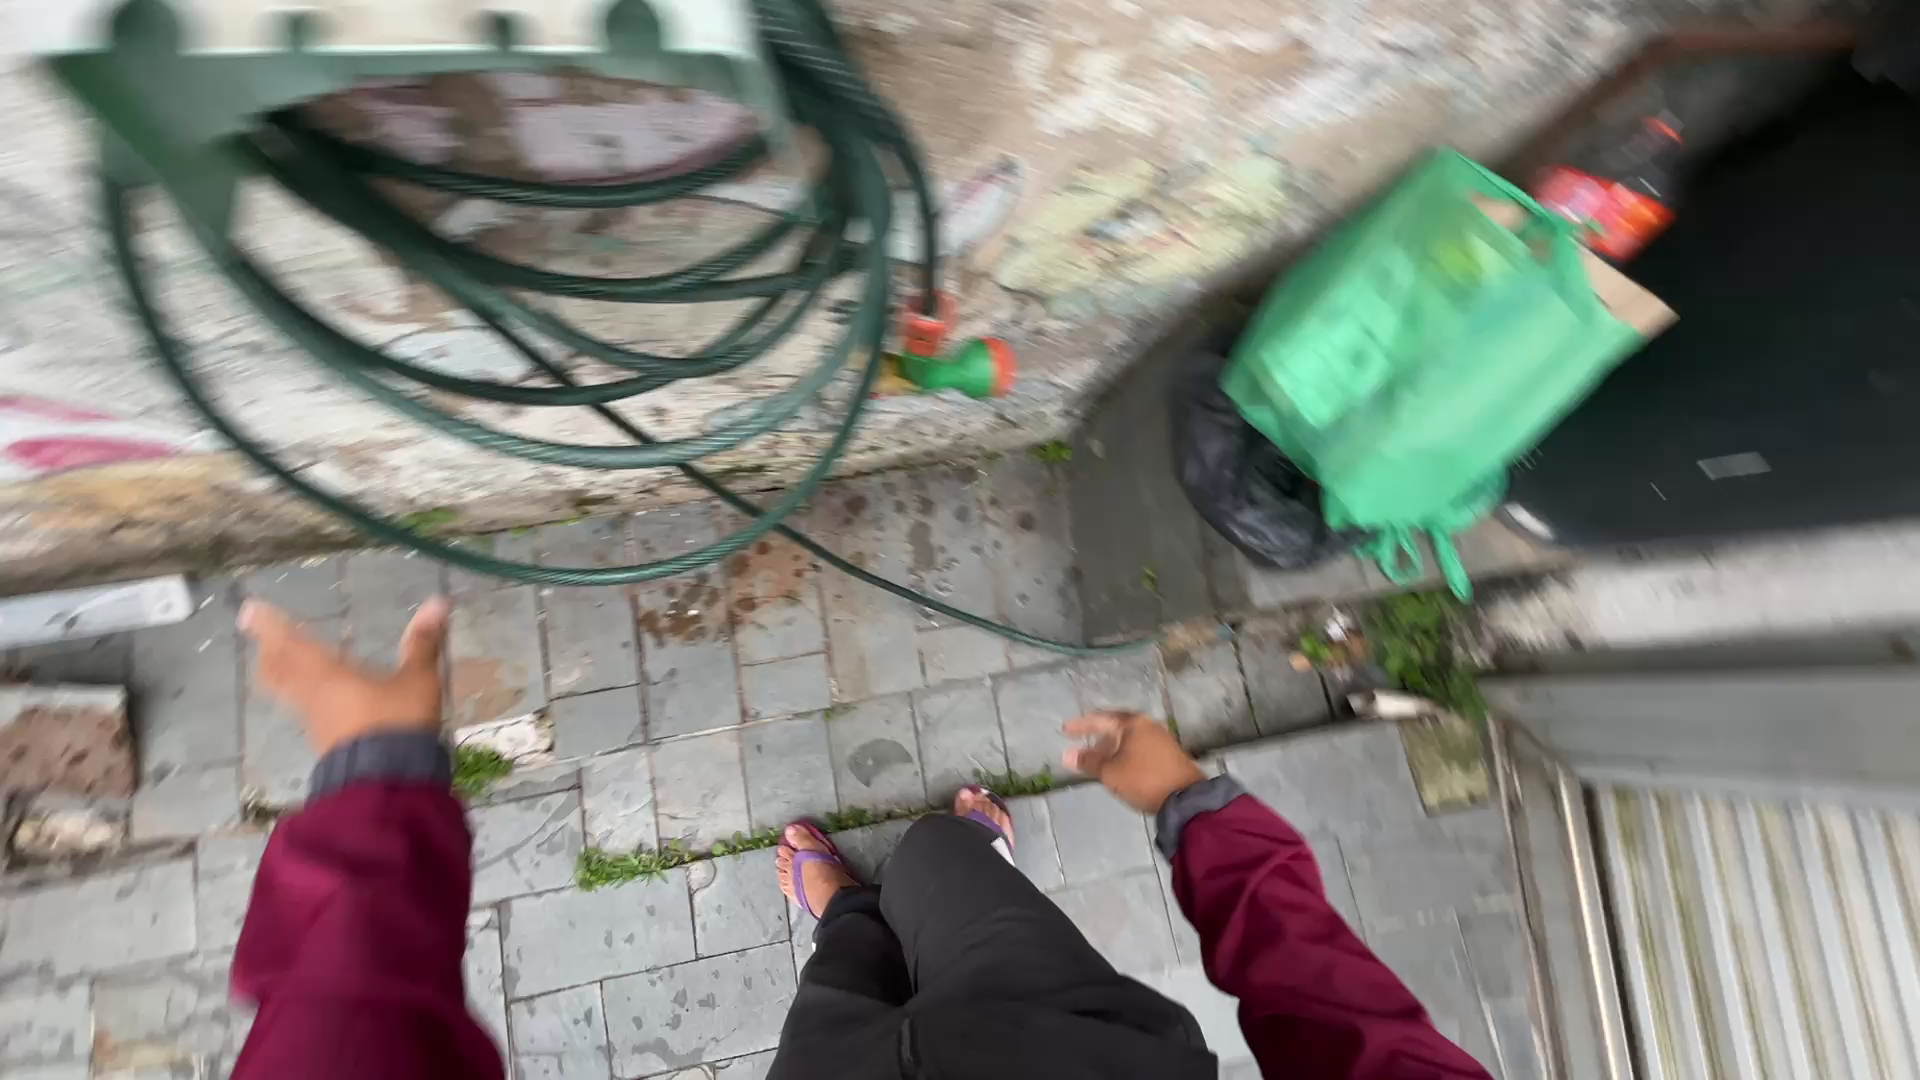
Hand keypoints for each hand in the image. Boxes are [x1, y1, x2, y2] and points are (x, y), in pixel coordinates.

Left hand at [238, 595, 450, 756]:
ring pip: (286, 688)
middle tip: (259, 634)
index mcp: (328, 675)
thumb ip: (424, 642)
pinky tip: (312, 692)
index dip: (272, 626)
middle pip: (278, 669)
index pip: (293, 644)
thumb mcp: (418, 679)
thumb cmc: (398, 719)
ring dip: (278, 670)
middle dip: (268, 649)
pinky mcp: (324, 735)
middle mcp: (312, 694)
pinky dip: (298, 689)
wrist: (387, 773)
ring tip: (277, 659)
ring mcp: (315, 717)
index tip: (249, 609)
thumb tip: (437, 602)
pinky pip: (301, 704)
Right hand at [1062, 711, 1205, 814]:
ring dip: (1111, 748)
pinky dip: (1124, 754)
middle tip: (1081, 746)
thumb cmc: (1143, 779)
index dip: (1081, 725)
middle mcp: (1147, 725)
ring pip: (1128, 739)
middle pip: (1116, 728)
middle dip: (1097, 738)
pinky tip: (1119, 766)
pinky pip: (1139, 748)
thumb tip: (1067, 754)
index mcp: (1132, 723)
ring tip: (1097, 760)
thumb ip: (1088, 761)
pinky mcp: (1169, 754)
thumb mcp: (1110, 772)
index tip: (1065, 730)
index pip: (1100, 719)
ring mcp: (1161, 739)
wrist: (1186, 799)